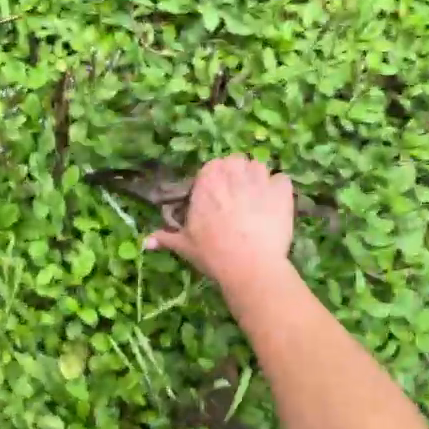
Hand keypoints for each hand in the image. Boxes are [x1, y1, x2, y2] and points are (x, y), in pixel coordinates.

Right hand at [143, 155, 294, 291]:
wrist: (250, 266)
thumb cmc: (213, 253)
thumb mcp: (185, 245)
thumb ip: (166, 238)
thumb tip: (145, 242)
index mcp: (207, 181)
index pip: (211, 167)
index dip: (214, 180)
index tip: (215, 197)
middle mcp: (233, 172)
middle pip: (235, 162)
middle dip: (235, 175)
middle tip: (235, 198)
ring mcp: (260, 179)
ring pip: (258, 167)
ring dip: (256, 178)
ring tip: (255, 199)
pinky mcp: (282, 190)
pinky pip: (282, 180)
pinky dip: (278, 189)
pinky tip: (274, 205)